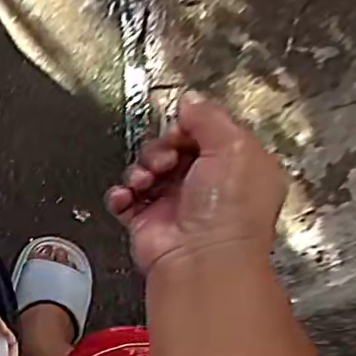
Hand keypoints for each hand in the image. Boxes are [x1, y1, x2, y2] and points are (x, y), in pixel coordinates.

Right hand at [107, 92, 287, 274]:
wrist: (199, 255)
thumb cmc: (229, 210)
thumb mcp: (232, 146)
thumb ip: (209, 118)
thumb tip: (190, 101)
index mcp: (236, 163)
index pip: (204, 133)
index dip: (187, 129)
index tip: (181, 133)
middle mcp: (205, 182)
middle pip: (170, 150)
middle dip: (160, 151)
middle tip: (164, 162)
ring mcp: (172, 202)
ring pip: (144, 171)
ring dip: (139, 171)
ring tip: (145, 181)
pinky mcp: (144, 220)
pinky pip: (123, 199)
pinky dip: (120, 195)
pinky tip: (126, 196)